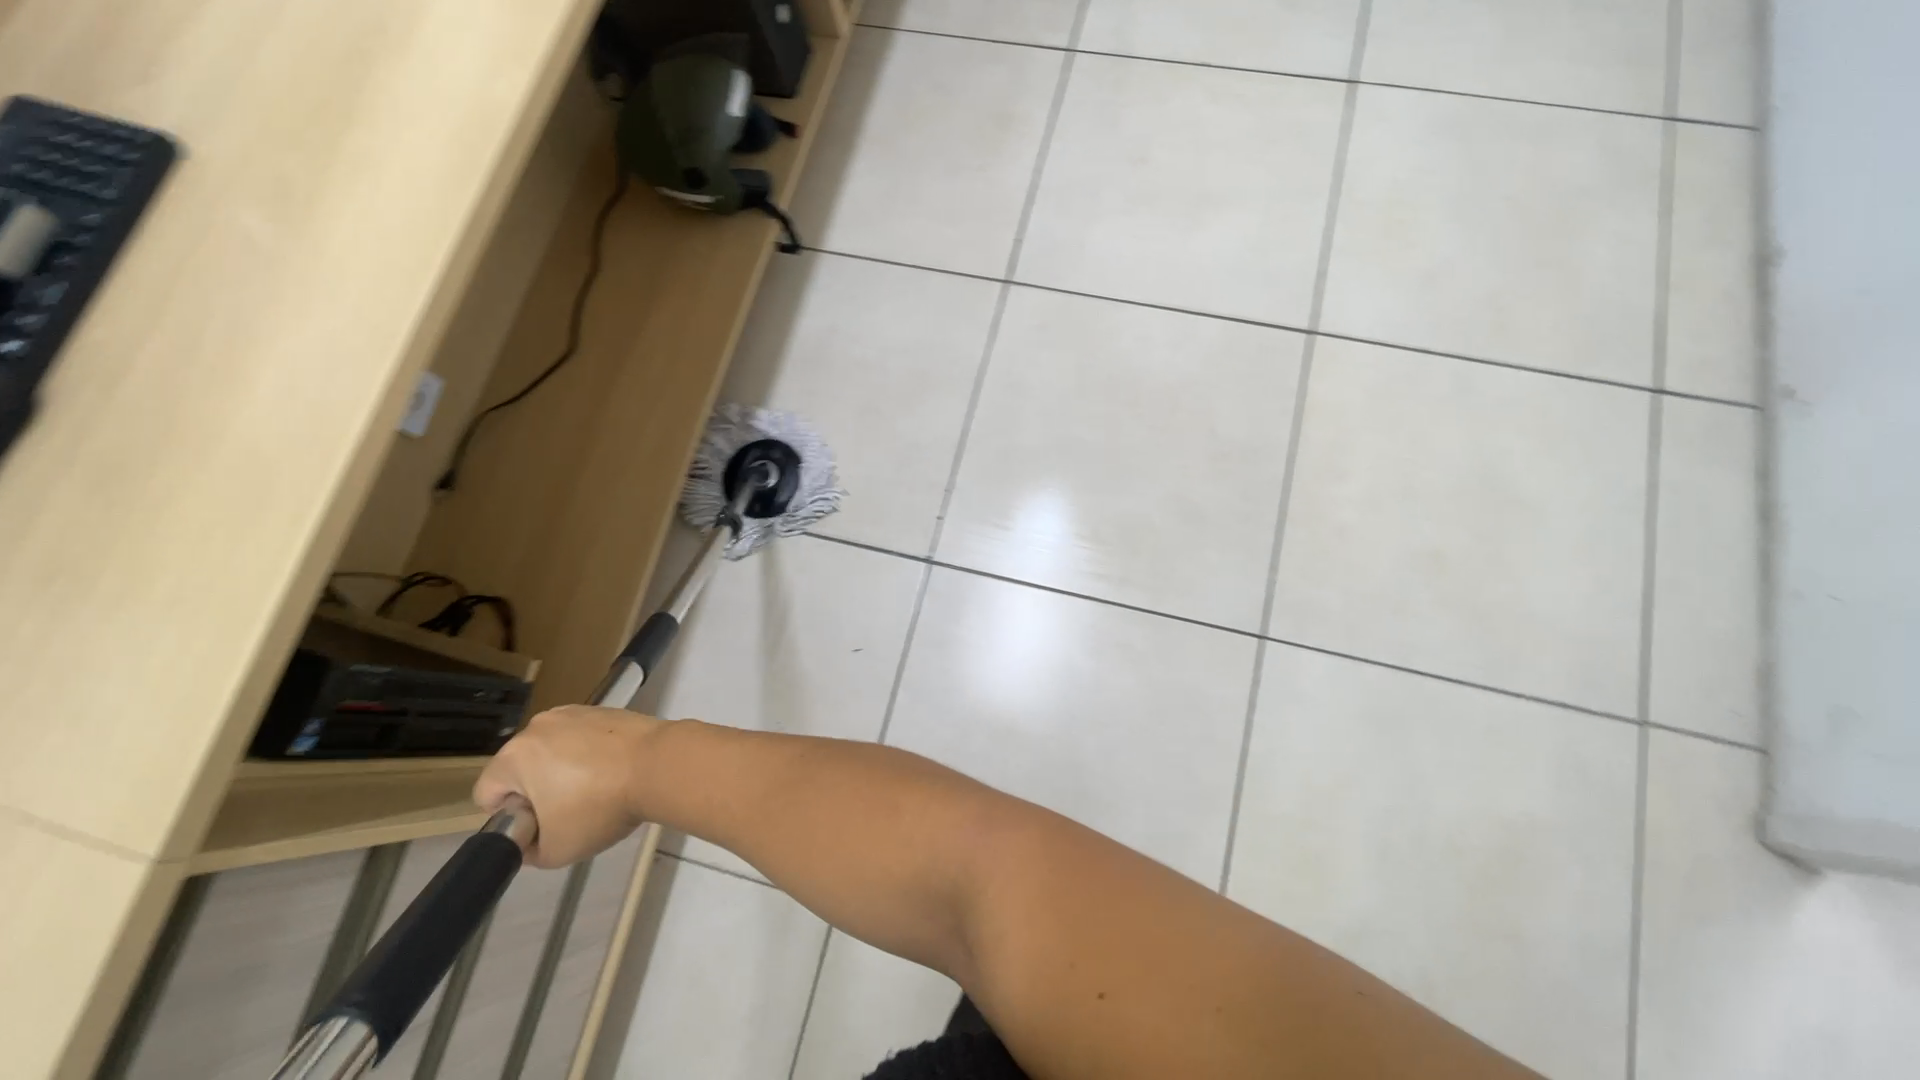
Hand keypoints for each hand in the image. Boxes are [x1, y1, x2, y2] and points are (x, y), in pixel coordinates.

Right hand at [474, 705, 665, 867]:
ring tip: (598, 791)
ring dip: (566, 772)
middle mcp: (537, 726)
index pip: (487, 794)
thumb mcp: (556, 851)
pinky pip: (584, 738)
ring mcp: (573, 713)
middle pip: (521, 769)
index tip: (542, 826)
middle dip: (538, 793)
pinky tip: (615, 771)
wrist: (660, 765)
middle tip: (571, 812)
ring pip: (554, 752)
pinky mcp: (604, 710)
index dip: (510, 818)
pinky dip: (592, 755)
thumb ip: (528, 852)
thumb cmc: (600, 807)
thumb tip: (530, 842)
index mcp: (514, 756)